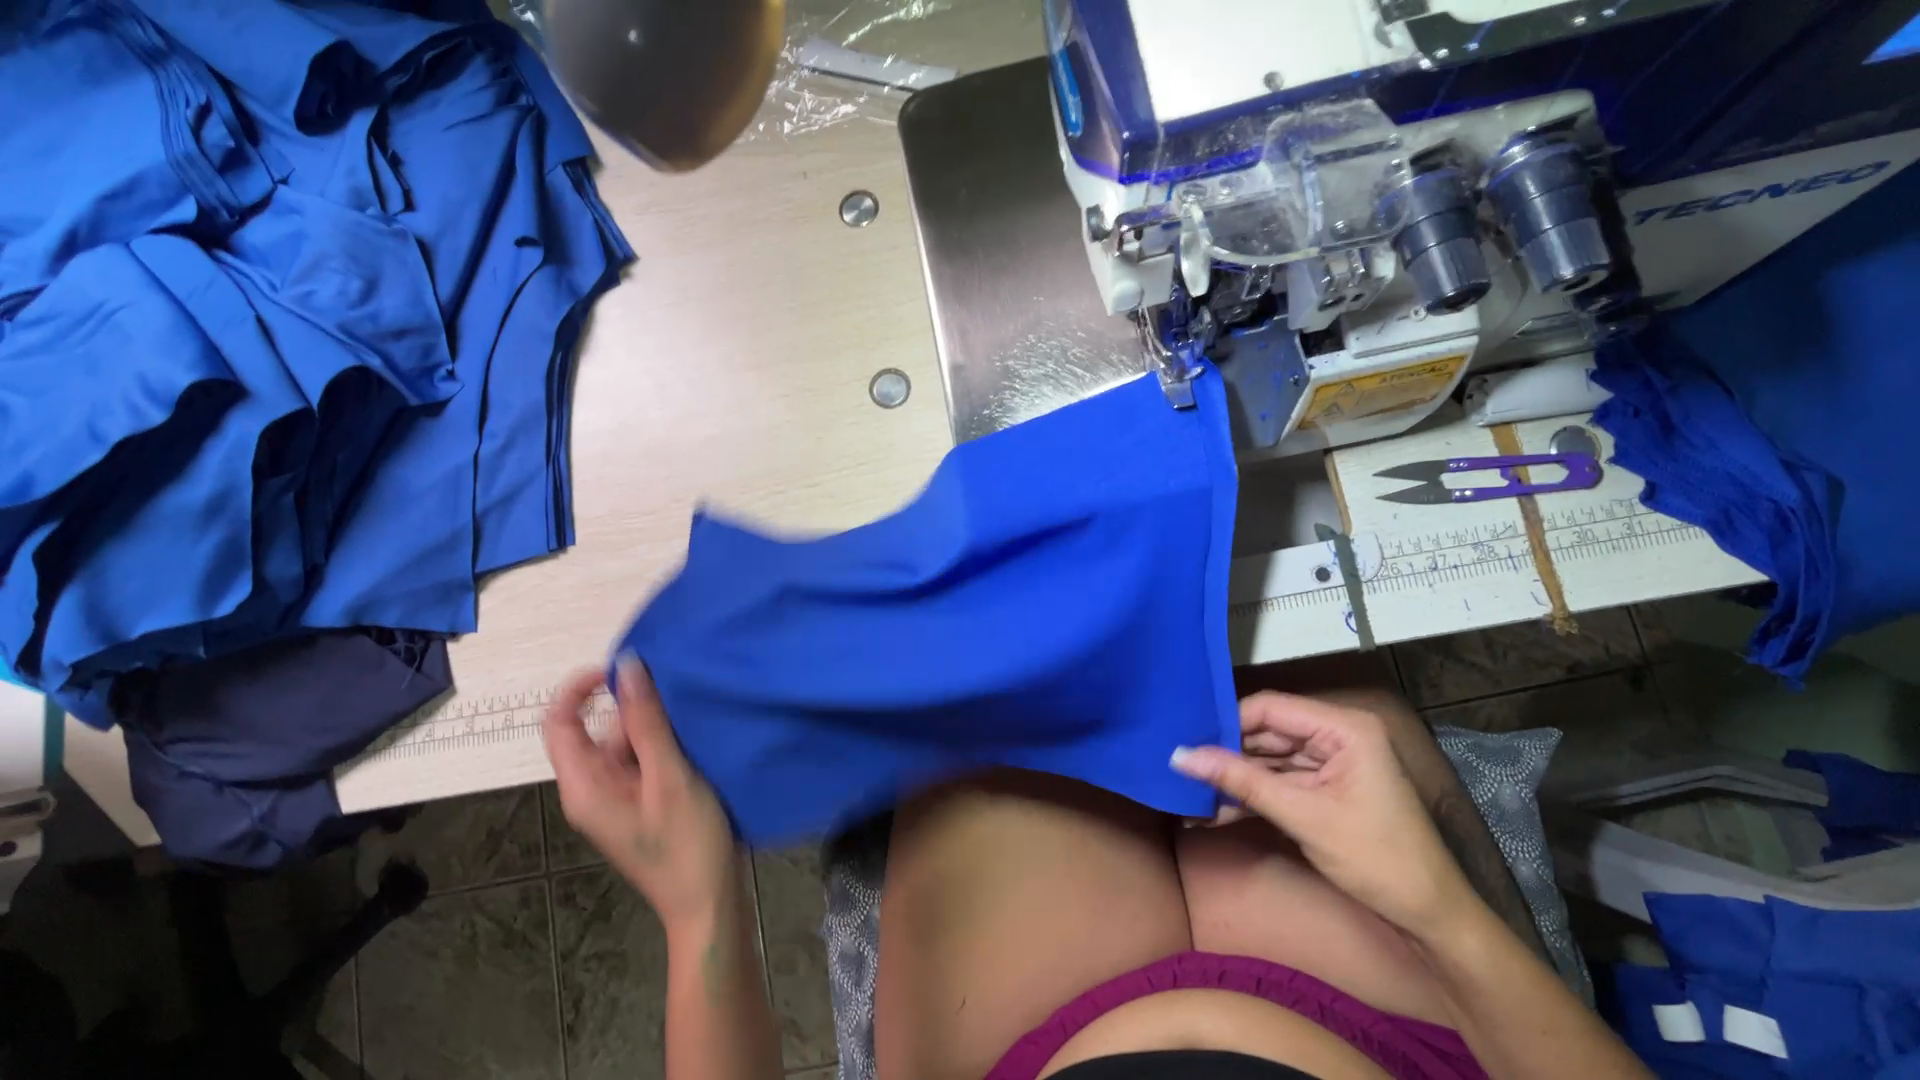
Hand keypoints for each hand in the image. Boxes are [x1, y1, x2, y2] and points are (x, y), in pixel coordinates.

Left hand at [543, 656, 738, 929]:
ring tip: (694, 711)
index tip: (622, 667)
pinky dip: (665, 743)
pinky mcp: (643, 803)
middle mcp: (594, 789)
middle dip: (631, 704)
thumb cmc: (686, 845)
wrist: (710, 905)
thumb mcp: (669, 777)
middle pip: (597, 729)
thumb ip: (647, 721)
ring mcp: (619, 798)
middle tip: (676, 688)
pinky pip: (644, 760)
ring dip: (655, 724)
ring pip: (626, 743)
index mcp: (585, 786)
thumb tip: (626, 667)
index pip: (560, 722)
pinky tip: (696, 735)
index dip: (580, 687)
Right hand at [1171, 691, 1480, 939]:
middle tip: (1178, 769)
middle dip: (1224, 754)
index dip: (1227, 723)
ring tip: (1187, 794)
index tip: (1184, 742)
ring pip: (1266, 759)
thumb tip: (1180, 757)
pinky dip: (1249, 798)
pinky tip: (1212, 813)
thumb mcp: (1303, 816)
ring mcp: (1330, 763)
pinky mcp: (1323, 789)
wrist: (1429, 914)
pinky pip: (1276, 783)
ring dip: (1231, 780)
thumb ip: (1240, 781)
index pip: (1270, 708)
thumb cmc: (1376, 857)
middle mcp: (1336, 735)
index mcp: (1343, 727)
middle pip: (1265, 732)